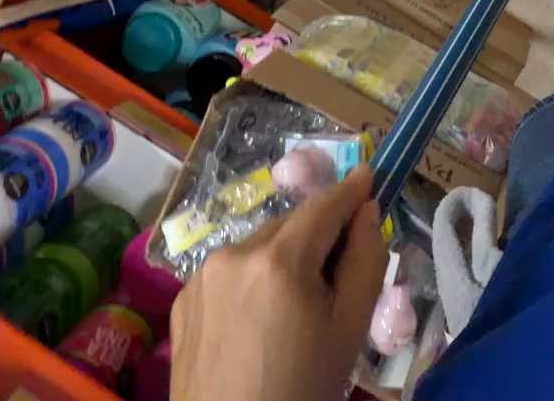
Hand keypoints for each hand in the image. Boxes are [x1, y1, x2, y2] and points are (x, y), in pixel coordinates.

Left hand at [170, 168, 388, 400]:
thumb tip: (365, 210)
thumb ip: (366, 258)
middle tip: (338, 273)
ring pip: (262, 245)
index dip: (350, 189)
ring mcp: (202, 276)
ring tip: (295, 306)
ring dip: (285, 256)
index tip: (369, 175)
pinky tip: (259, 320)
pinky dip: (254, 278)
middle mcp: (235, 254)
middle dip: (319, 235)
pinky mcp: (183, 299)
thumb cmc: (302, 390)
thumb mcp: (351, 328)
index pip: (324, 205)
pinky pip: (233, 270)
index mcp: (280, 261)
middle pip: (293, 225)